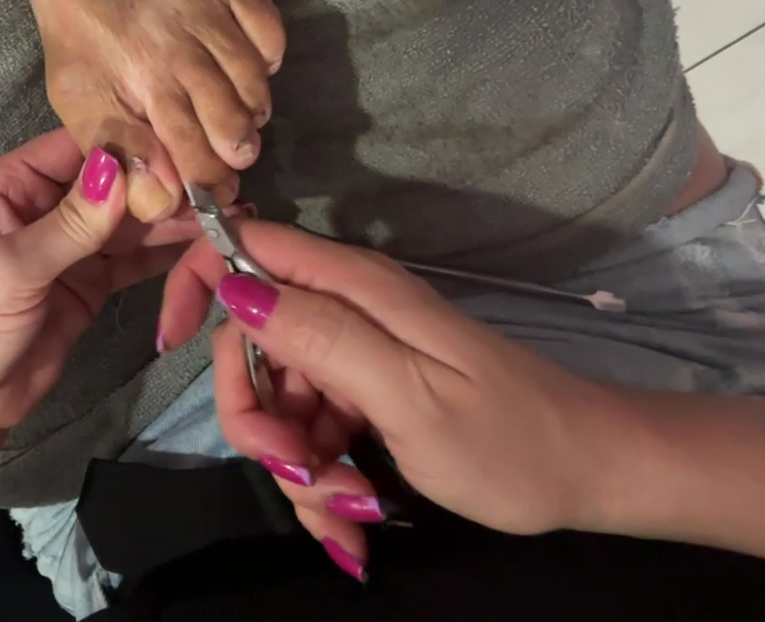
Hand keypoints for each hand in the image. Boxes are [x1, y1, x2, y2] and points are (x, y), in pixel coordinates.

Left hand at [0, 0, 286, 221]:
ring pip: (257, 83)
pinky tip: (249, 66)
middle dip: (234, 153)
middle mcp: (182, 47)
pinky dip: (268, 59)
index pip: (193, 154)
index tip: (212, 193)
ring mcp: (212, 7)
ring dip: (253, 111)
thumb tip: (156, 195)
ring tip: (238, 118)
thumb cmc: (69, 9)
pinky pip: (272, 32)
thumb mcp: (70, 84)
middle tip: (230, 157)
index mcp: (138, 79)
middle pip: (234, 124)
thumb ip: (112, 140)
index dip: (208, 184)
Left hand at [0, 128, 203, 431]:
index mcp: (13, 184)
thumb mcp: (10, 270)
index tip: (183, 148)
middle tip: (219, 184)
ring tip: (225, 210)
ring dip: (171, 216)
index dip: (129, 145)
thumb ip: (69, 224)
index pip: (78, 146)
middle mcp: (45, 203)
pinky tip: (204, 242)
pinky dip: (166, 252)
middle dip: (160, 182)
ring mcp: (71, 245)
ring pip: (129, 219)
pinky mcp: (91, 282)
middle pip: (112, 182)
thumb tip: (121, 168)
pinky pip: (134, 258)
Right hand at [157, 222, 637, 576]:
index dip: (195, 281)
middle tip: (299, 468)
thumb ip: (319, 336)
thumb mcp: (408, 395)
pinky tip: (353, 518)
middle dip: (255, 412)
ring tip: (349, 508)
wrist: (590, 476)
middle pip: (245, 339)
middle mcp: (339, 306)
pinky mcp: (358, 388)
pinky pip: (305, 427)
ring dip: (292, 460)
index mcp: (348, 286)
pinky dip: (316, 476)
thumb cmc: (508, 439)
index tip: (174, 345)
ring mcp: (348, 350)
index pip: (241, 246)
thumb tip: (235, 289)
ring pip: (272, 394)